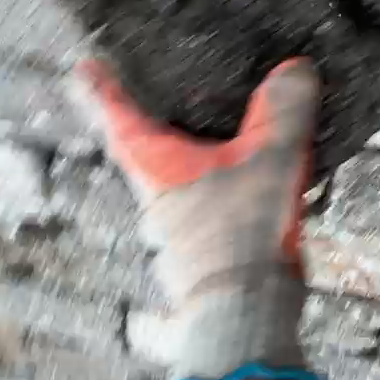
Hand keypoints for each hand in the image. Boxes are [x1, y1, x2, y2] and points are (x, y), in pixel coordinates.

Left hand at [70, 56, 318, 379]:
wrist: (248, 312)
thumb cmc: (244, 232)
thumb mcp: (271, 159)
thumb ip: (284, 111)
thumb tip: (294, 70)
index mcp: (157, 167)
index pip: (119, 118)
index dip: (101, 90)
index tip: (86, 67)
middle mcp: (158, 192)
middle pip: (144, 143)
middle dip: (152, 115)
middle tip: (164, 84)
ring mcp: (180, 218)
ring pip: (178, 169)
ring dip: (191, 145)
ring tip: (217, 118)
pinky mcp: (207, 236)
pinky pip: (207, 188)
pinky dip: (221, 169)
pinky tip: (251, 162)